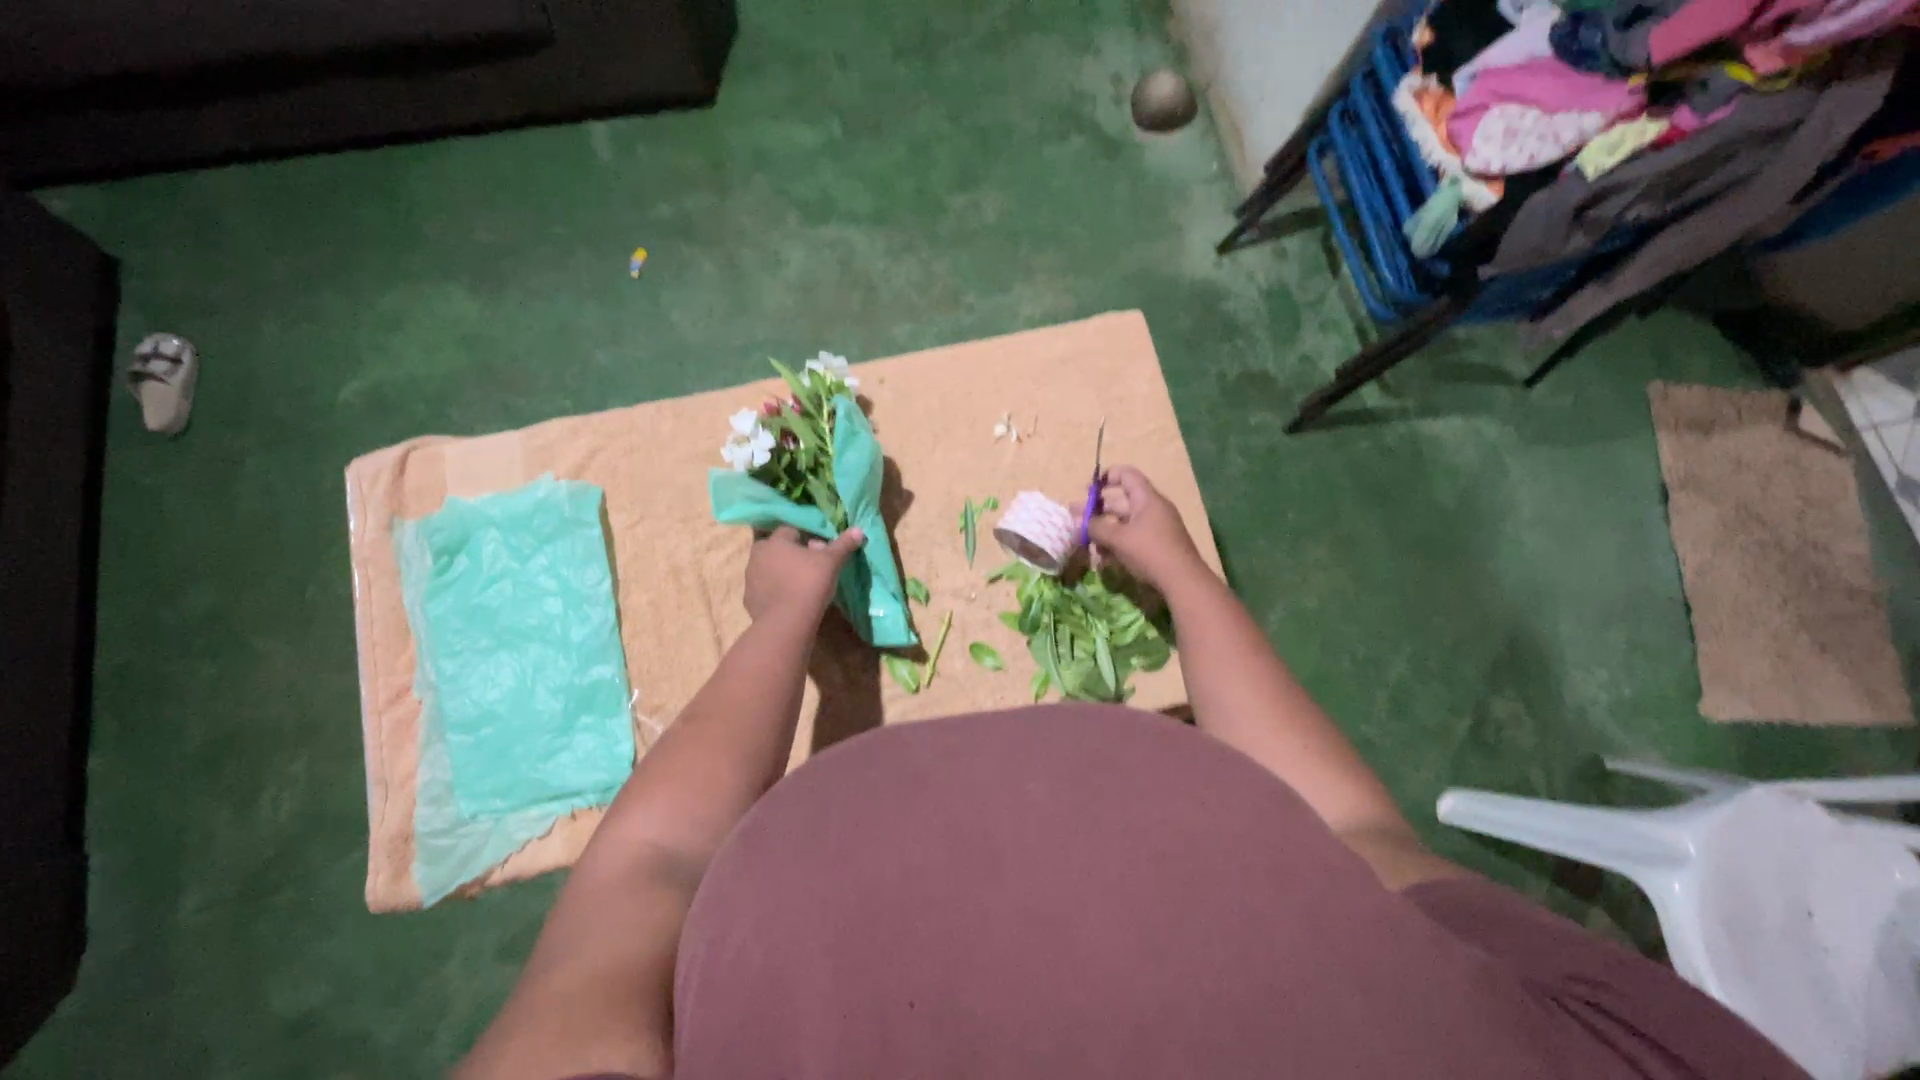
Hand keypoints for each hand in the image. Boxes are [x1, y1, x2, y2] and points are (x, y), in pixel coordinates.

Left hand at [744, 525, 864, 622]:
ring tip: (801, 586)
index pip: (791, 531)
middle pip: (778, 549)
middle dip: (792, 555)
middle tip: (811, 568)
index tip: (820, 552)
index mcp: (775, 541)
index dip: (807, 539)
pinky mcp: (750, 599)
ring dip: (782, 573)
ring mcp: (750, 578)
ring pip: (769, 569)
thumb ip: (843, 544)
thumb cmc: (809, 583)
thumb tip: (859, 530)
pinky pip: (765, 589)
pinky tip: (790, 601)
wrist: (787, 621)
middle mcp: (757, 555)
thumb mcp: (832, 562)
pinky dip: (776, 592)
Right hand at [1085, 466, 1207, 591]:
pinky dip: (1116, 544)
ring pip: (1124, 523)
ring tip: (1085, 543)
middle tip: (1074, 519)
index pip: (1126, 474)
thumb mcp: (1118, 539)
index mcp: (1146, 498)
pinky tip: (1103, 559)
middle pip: (1120, 502)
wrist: (1182, 580)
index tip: (1088, 490)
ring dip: (1104, 531)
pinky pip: (1132, 538)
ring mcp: (1155, 528)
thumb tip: (1079, 523)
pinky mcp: (1156, 545)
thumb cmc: (1149, 551)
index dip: (1106, 477)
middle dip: (1096, 511)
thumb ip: (1096, 528)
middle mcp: (1152, 509)